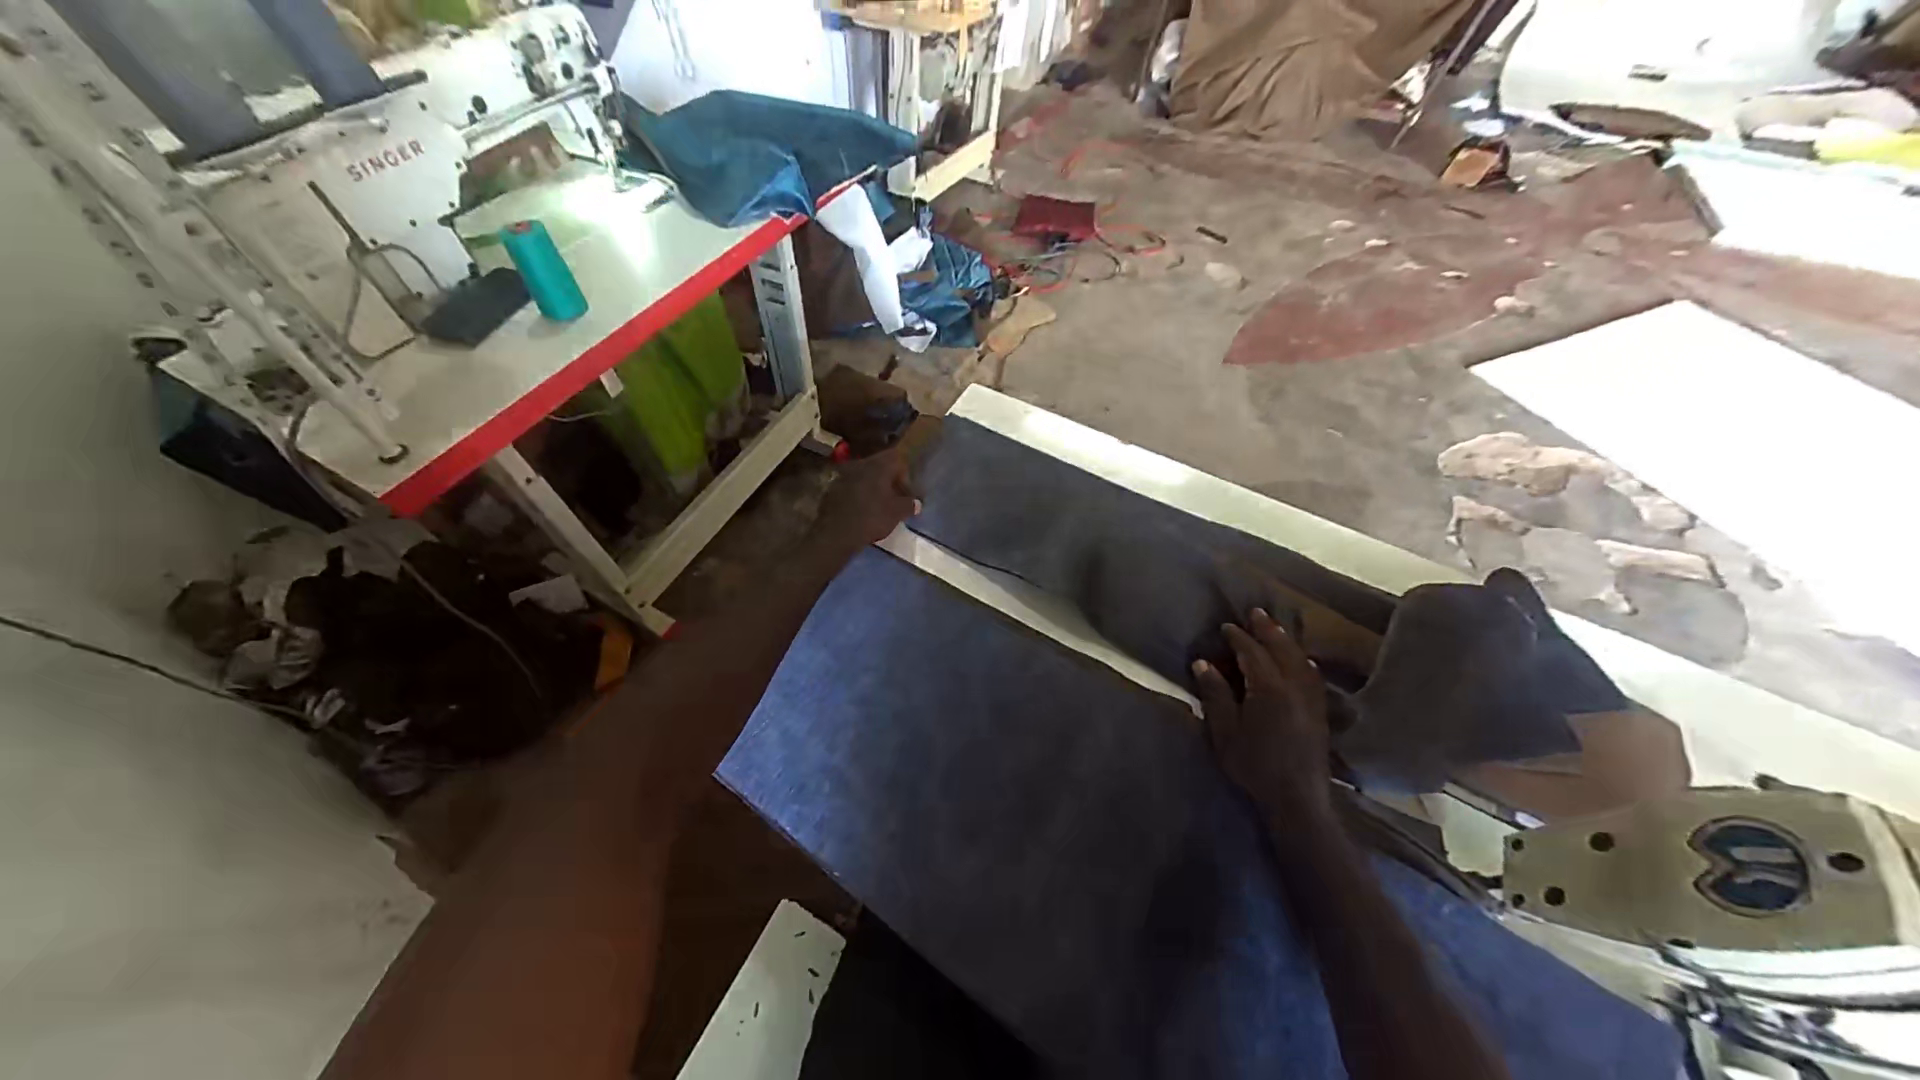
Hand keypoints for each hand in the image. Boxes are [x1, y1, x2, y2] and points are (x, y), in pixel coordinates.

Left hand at [811, 445, 920, 558]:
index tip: (906, 494)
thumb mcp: (897, 513)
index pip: (897, 459)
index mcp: (878, 465)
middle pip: (879, 466)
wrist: (836, 533)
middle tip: (895, 499)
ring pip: (864, 477)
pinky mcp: (832, 489)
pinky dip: (859, 496)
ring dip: (873, 488)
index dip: (904, 475)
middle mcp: (860, 464)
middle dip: (889, 481)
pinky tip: (862, 511)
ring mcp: (843, 475)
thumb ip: (909, 504)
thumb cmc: (872, 518)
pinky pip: (851, 487)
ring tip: (879, 506)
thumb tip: (916, 502)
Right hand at [1193, 608, 1332, 815]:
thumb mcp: (1225, 731)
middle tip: (1255, 612)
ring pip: (1300, 660)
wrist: (1297, 798)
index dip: (1238, 637)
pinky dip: (1303, 660)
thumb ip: (1216, 694)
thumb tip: (1203, 663)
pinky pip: (1312, 675)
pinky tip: (1301, 660)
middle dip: (1267, 630)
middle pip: (1281, 649)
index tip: (1225, 626)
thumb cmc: (1254, 765)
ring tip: (1275, 629)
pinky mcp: (1320, 713)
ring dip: (1286, 641)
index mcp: (1268, 688)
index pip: (1252, 652)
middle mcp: (1294, 687)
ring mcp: (1311, 699)